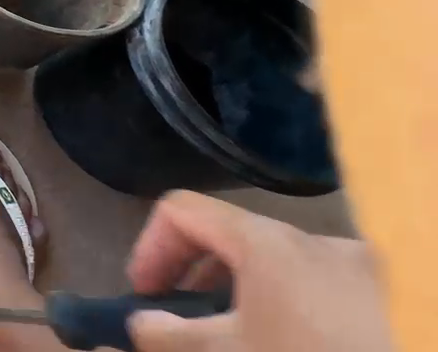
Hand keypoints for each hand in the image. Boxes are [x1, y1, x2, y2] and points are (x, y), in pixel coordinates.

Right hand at [127, 191, 389, 351]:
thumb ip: (167, 335)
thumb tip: (141, 324)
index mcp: (266, 240)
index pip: (179, 210)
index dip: (150, 247)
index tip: (148, 295)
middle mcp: (318, 242)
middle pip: (233, 240)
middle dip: (201, 279)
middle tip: (194, 322)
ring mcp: (372, 274)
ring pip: (284, 270)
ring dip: (253, 298)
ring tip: (252, 339)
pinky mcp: (407, 307)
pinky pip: (333, 293)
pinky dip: (305, 314)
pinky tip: (309, 345)